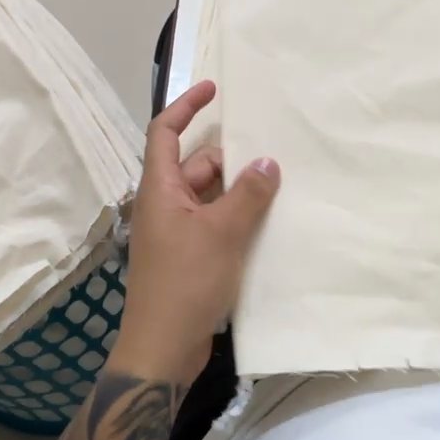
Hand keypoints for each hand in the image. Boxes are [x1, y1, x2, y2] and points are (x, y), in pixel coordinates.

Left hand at [108, 81, 279, 384]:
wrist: (162, 349)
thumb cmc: (185, 283)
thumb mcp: (222, 233)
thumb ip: (247, 195)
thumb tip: (268, 161)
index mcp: (160, 189)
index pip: (165, 133)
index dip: (186, 106)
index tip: (215, 90)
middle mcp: (165, 205)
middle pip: (196, 165)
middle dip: (230, 158)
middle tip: (272, 154)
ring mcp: (176, 233)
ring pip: (209, 196)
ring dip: (238, 191)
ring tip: (280, 186)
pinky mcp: (189, 258)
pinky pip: (214, 223)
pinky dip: (236, 218)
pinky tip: (268, 223)